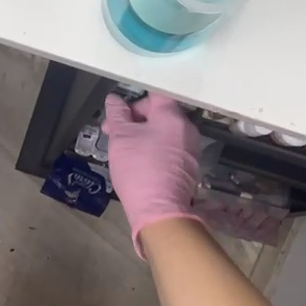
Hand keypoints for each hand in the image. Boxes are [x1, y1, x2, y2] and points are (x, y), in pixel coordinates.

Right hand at [103, 92, 204, 256]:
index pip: (155, 96)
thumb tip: (113, 100)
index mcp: (172, 117)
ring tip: (126, 152)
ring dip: (146, 138)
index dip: (134, 103)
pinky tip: (141, 166)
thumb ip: (117, 115)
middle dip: (137, 123)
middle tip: (116, 135)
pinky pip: (171, 152)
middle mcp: (187, 130)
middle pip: (162, 116)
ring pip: (166, 135)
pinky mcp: (189, 169)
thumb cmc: (138, 169)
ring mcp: (191, 150)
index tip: (118, 118)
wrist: (159, 209)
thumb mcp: (120, 139)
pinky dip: (156, 153)